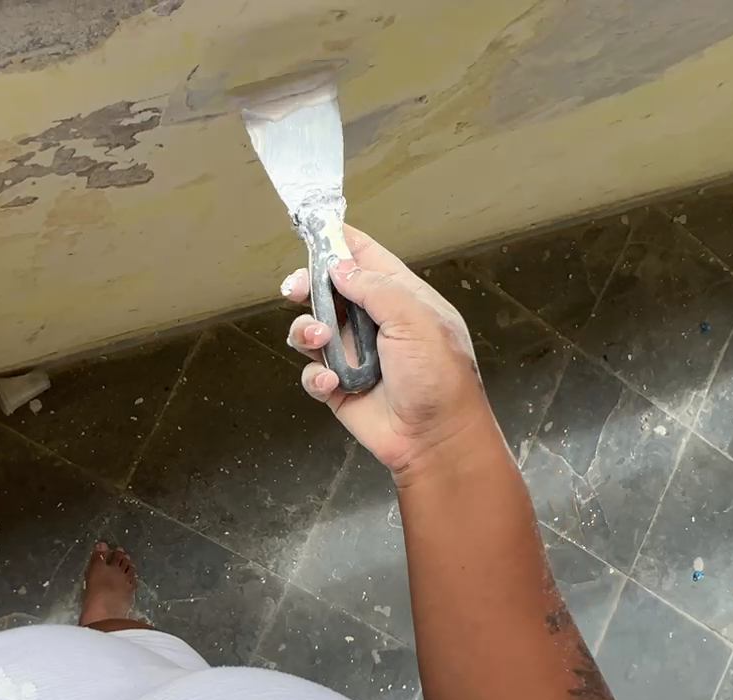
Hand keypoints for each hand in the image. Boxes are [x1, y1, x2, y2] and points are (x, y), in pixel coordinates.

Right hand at [282, 226, 493, 476]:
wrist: (433, 436)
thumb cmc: (438, 376)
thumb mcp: (415, 320)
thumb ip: (375, 288)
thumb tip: (338, 267)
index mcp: (398, 296)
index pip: (363, 256)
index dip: (337, 241)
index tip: (311, 230)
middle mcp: (371, 321)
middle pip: (326, 291)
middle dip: (306, 287)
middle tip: (294, 290)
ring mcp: (352, 354)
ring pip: (310, 330)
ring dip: (306, 331)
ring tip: (320, 340)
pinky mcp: (337, 386)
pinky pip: (311, 372)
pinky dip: (315, 376)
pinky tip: (331, 383)